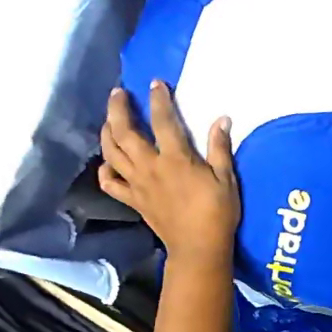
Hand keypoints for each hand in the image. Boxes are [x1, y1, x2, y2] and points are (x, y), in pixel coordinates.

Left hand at [100, 81, 240, 269]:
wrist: (199, 248)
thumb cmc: (217, 213)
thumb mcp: (226, 178)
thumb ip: (220, 148)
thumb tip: (222, 119)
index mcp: (175, 159)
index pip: (162, 120)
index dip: (158, 99)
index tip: (155, 83)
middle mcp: (150, 167)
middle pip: (124, 132)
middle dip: (118, 109)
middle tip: (118, 94)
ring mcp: (138, 184)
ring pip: (112, 153)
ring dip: (106, 132)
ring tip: (109, 119)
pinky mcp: (133, 200)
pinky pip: (111, 184)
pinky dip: (105, 171)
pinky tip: (107, 163)